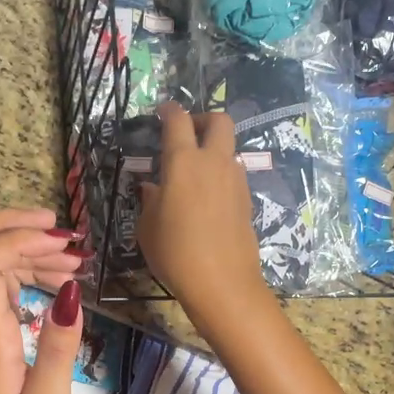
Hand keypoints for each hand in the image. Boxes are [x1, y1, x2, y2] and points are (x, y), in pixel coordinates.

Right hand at [139, 103, 267, 319]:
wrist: (221, 283)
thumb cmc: (174, 253)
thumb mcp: (147, 228)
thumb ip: (150, 201)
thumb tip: (153, 187)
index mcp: (183, 162)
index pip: (177, 121)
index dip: (168, 111)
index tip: (161, 113)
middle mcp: (213, 162)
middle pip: (219, 121)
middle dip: (203, 120)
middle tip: (187, 133)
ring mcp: (235, 180)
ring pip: (229, 150)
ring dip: (214, 151)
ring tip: (195, 174)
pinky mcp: (246, 200)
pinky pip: (233, 176)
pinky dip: (221, 177)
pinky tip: (207, 200)